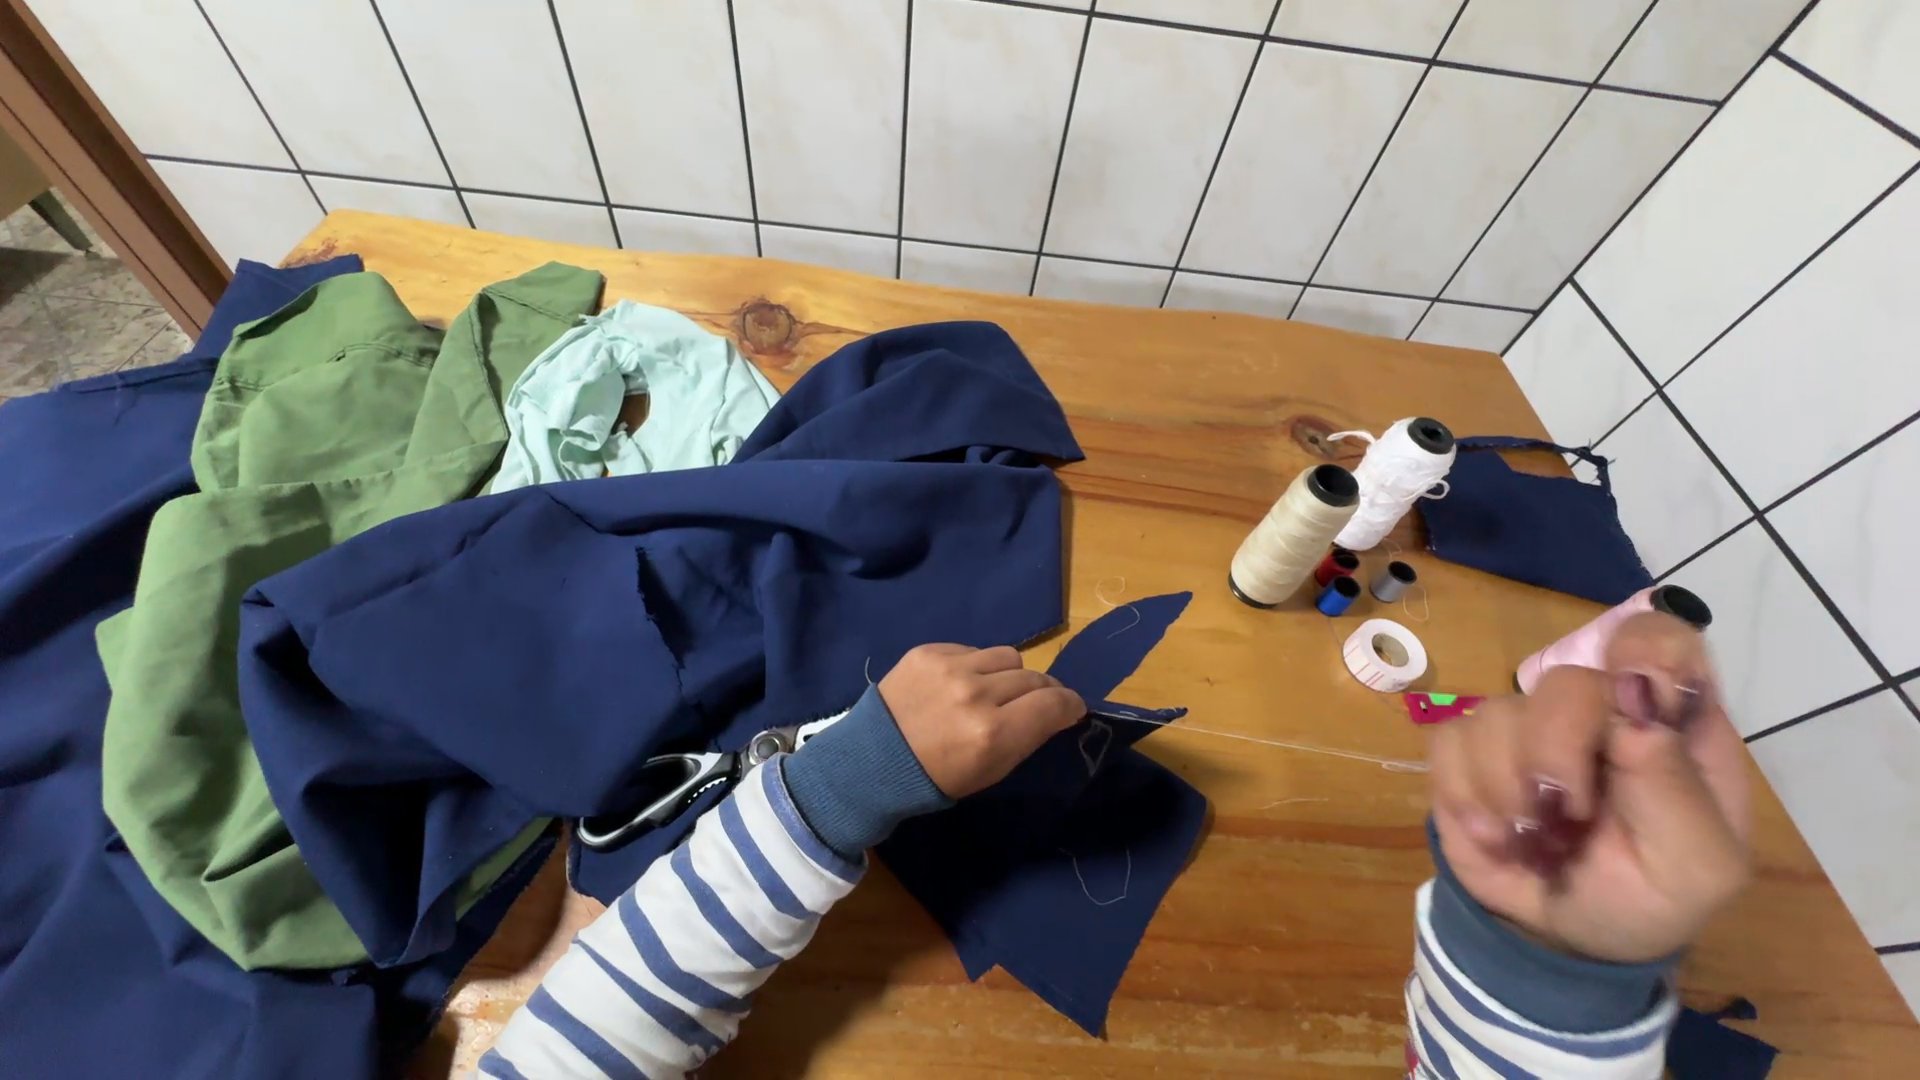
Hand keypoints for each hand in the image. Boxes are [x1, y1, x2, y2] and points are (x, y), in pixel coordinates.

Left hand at [878, 644, 1085, 798]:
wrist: (872, 759)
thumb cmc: (937, 777)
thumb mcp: (991, 771)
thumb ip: (1028, 736)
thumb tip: (1058, 708)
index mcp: (994, 734)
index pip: (1055, 703)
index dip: (1070, 704)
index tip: (1071, 708)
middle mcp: (976, 694)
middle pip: (1034, 677)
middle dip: (1040, 692)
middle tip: (1032, 703)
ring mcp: (950, 668)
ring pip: (1007, 656)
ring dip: (1007, 674)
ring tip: (990, 691)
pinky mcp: (928, 651)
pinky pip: (972, 649)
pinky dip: (973, 665)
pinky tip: (957, 684)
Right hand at [1428, 612, 1750, 962]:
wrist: (1560, 934)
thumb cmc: (1646, 897)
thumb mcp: (1694, 866)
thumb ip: (1675, 786)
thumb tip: (1634, 698)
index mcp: (1668, 726)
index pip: (1660, 641)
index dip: (1644, 650)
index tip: (1632, 693)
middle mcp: (1596, 713)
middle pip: (1565, 680)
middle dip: (1555, 750)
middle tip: (1562, 810)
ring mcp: (1524, 727)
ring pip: (1496, 713)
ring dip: (1507, 787)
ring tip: (1527, 835)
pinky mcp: (1466, 749)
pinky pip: (1448, 741)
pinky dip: (1467, 794)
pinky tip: (1493, 831)